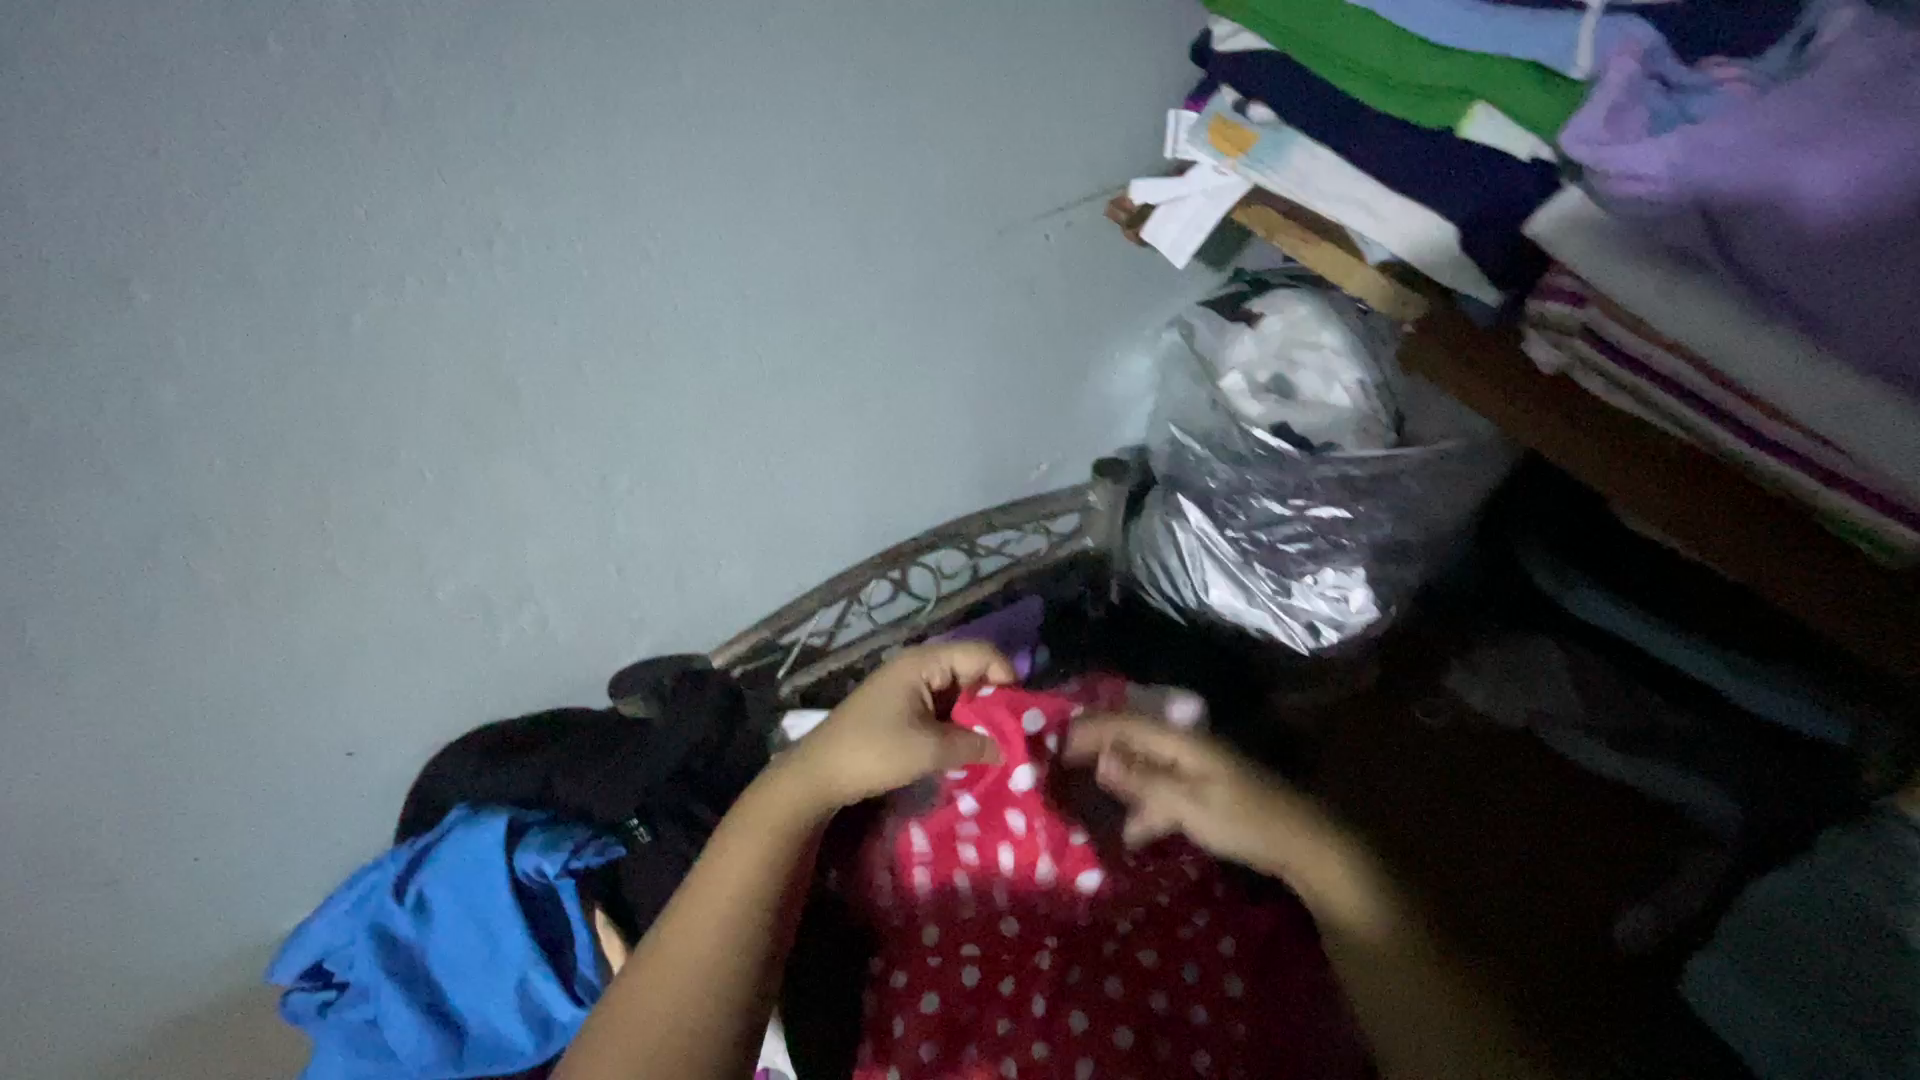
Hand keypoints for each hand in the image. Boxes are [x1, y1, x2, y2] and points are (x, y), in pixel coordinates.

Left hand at [780, 643, 1015, 812]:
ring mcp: (910, 686)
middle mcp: (919, 666)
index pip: (982, 653)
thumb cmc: (874, 752)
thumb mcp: (930, 750)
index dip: (1007, 678)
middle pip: (972, 670)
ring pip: (959, 692)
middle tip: (1015, 733)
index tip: (1022, 714)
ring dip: (978, 716)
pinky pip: (944, 707)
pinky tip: (971, 748)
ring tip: (998, 744)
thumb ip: (976, 744)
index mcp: (924, 662)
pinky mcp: (904, 707)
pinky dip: (960, 724)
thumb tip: (1010, 748)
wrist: (818, 774)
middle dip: (995, 700)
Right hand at [1064, 714, 1392, 937]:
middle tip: (1060, 765)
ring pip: (1144, 767)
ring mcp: (1195, 770)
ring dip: (1118, 781)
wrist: (1305, 845)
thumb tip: (1098, 758)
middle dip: (1096, 749)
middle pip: (1131, 740)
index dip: (1087, 730)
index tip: (1053, 744)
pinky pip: (1160, 792)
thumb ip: (1142, 781)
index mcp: (1179, 741)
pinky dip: (1142, 808)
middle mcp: (1184, 747)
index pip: (1123, 724)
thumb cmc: (1244, 819)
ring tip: (1088, 802)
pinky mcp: (1203, 794)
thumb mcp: (1187, 803)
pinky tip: (1133, 833)